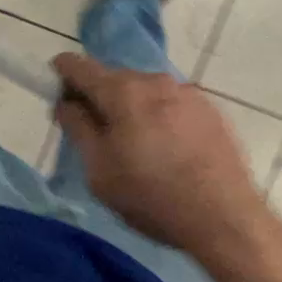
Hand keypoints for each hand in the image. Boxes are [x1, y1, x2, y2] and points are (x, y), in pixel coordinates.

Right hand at [53, 53, 269, 259]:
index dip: (64, 71)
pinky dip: (162, 117)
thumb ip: (78, 129)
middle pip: (116, 79)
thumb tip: (66, 103)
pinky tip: (168, 149)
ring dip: (134, 107)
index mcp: (123, 91)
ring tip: (136, 143)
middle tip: (95, 128)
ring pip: (146, 91)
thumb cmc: (152, 196)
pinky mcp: (210, 109)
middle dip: (101, 96)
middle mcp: (155, 80)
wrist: (224, 216)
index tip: (56, 84)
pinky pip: (173, 104)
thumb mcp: (100, 171)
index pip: (81, 66)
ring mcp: (187, 92)